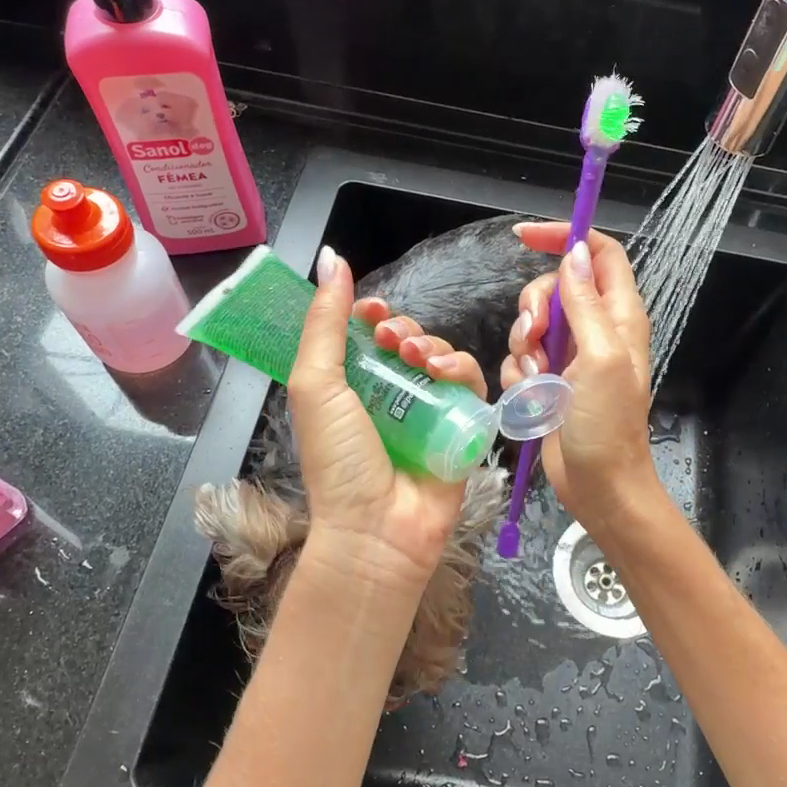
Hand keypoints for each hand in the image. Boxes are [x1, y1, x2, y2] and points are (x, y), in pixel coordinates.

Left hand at [289, 246, 488, 592]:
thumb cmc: (339, 460)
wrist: (378, 528)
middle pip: (407, 340)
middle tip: (392, 341)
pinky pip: (471, 383)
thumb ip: (323, 323)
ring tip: (415, 358)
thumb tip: (331, 258)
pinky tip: (443, 371)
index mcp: (350, 386)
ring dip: (431, 344)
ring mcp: (428, 410)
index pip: (366, 335)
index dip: (371, 314)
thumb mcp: (316, 385)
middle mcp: (390, 394)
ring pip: (441, 355)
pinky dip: (460, 367)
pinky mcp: (462, 425)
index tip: (371, 311)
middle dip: (402, 328)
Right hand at [500, 223, 660, 525]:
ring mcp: (571, 357)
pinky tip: (533, 400)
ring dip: (525, 350)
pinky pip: (521, 361)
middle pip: (553, 288)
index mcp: (620, 316)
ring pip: (531, 325)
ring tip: (540, 382)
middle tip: (536, 340)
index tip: (525, 237)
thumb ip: (585, 304)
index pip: (597, 253)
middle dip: (533, 309)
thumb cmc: (608, 425)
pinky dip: (520, 378)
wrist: (598, 485)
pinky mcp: (549, 382)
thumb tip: (574, 253)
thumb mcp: (600, 358)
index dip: (565, 237)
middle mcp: (595, 329)